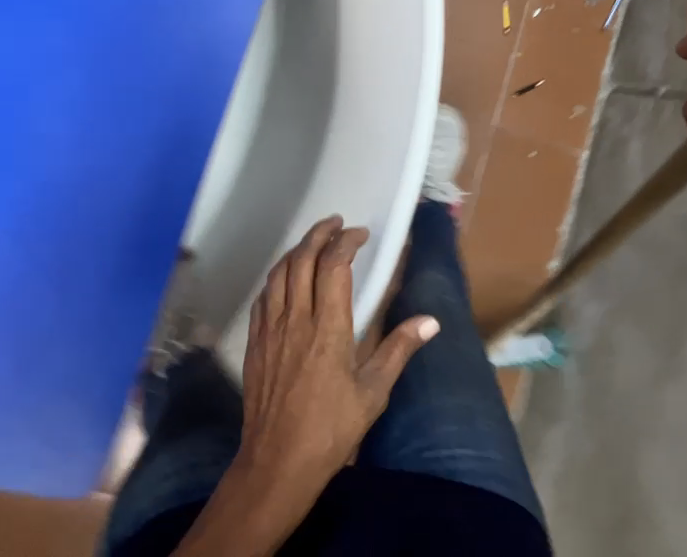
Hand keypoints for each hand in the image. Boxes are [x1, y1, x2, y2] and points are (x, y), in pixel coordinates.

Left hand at [236, 215, 438, 488]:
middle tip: (337, 223)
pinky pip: (264, 296)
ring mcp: (271, 329)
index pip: (334, 265)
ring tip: (314, 242)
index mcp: (328, 327)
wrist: (277, 462)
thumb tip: (430, 321)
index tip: (360, 235)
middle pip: (303, 259)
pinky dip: (278, 277)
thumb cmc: (331, 429)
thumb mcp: (373, 393)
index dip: (347, 242)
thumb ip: (398, 350)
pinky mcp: (255, 343)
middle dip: (320, 234)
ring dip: (297, 250)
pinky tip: (286, 279)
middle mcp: (296, 319)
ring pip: (279, 273)